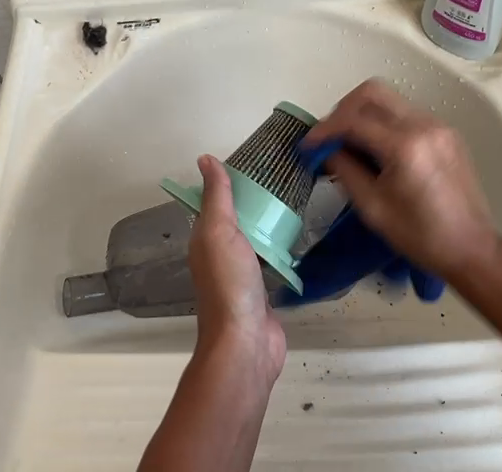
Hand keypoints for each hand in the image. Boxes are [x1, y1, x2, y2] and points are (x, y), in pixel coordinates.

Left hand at [190, 155, 284, 383]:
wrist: (246, 343)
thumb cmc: (229, 284)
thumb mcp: (219, 232)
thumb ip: (216, 197)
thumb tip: (204, 159)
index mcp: (205, 238)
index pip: (215, 201)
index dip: (230, 180)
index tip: (256, 159)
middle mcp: (221, 253)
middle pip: (237, 218)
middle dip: (254, 198)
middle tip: (282, 174)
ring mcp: (242, 273)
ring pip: (255, 237)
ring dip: (268, 221)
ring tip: (293, 197)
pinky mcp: (263, 288)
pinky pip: (270, 258)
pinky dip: (280, 245)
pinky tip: (297, 235)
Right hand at [303, 80, 498, 279]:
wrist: (472, 248)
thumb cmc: (421, 237)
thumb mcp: (373, 208)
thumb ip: (346, 170)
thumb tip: (327, 150)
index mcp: (405, 146)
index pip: (354, 120)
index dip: (325, 129)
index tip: (308, 145)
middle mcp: (424, 125)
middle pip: (372, 92)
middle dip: (344, 109)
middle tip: (330, 136)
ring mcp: (438, 124)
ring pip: (390, 99)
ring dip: (364, 114)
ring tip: (350, 143)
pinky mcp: (446, 131)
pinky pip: (406, 113)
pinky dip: (384, 122)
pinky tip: (377, 148)